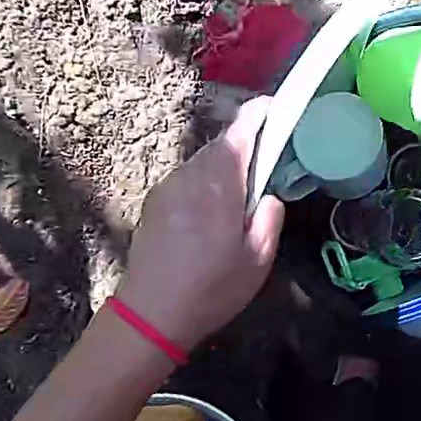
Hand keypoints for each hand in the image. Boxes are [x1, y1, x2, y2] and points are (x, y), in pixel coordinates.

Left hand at [116, 96, 285, 346]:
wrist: (150, 314)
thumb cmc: (211, 290)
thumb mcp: (257, 260)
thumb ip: (268, 218)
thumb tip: (269, 195)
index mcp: (218, 188)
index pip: (238, 136)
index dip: (255, 116)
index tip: (270, 106)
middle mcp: (189, 179)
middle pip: (219, 146)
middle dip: (242, 144)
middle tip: (263, 160)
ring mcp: (167, 188)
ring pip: (201, 162)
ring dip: (222, 165)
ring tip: (238, 191)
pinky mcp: (154, 202)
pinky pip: (186, 178)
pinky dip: (204, 180)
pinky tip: (210, 210)